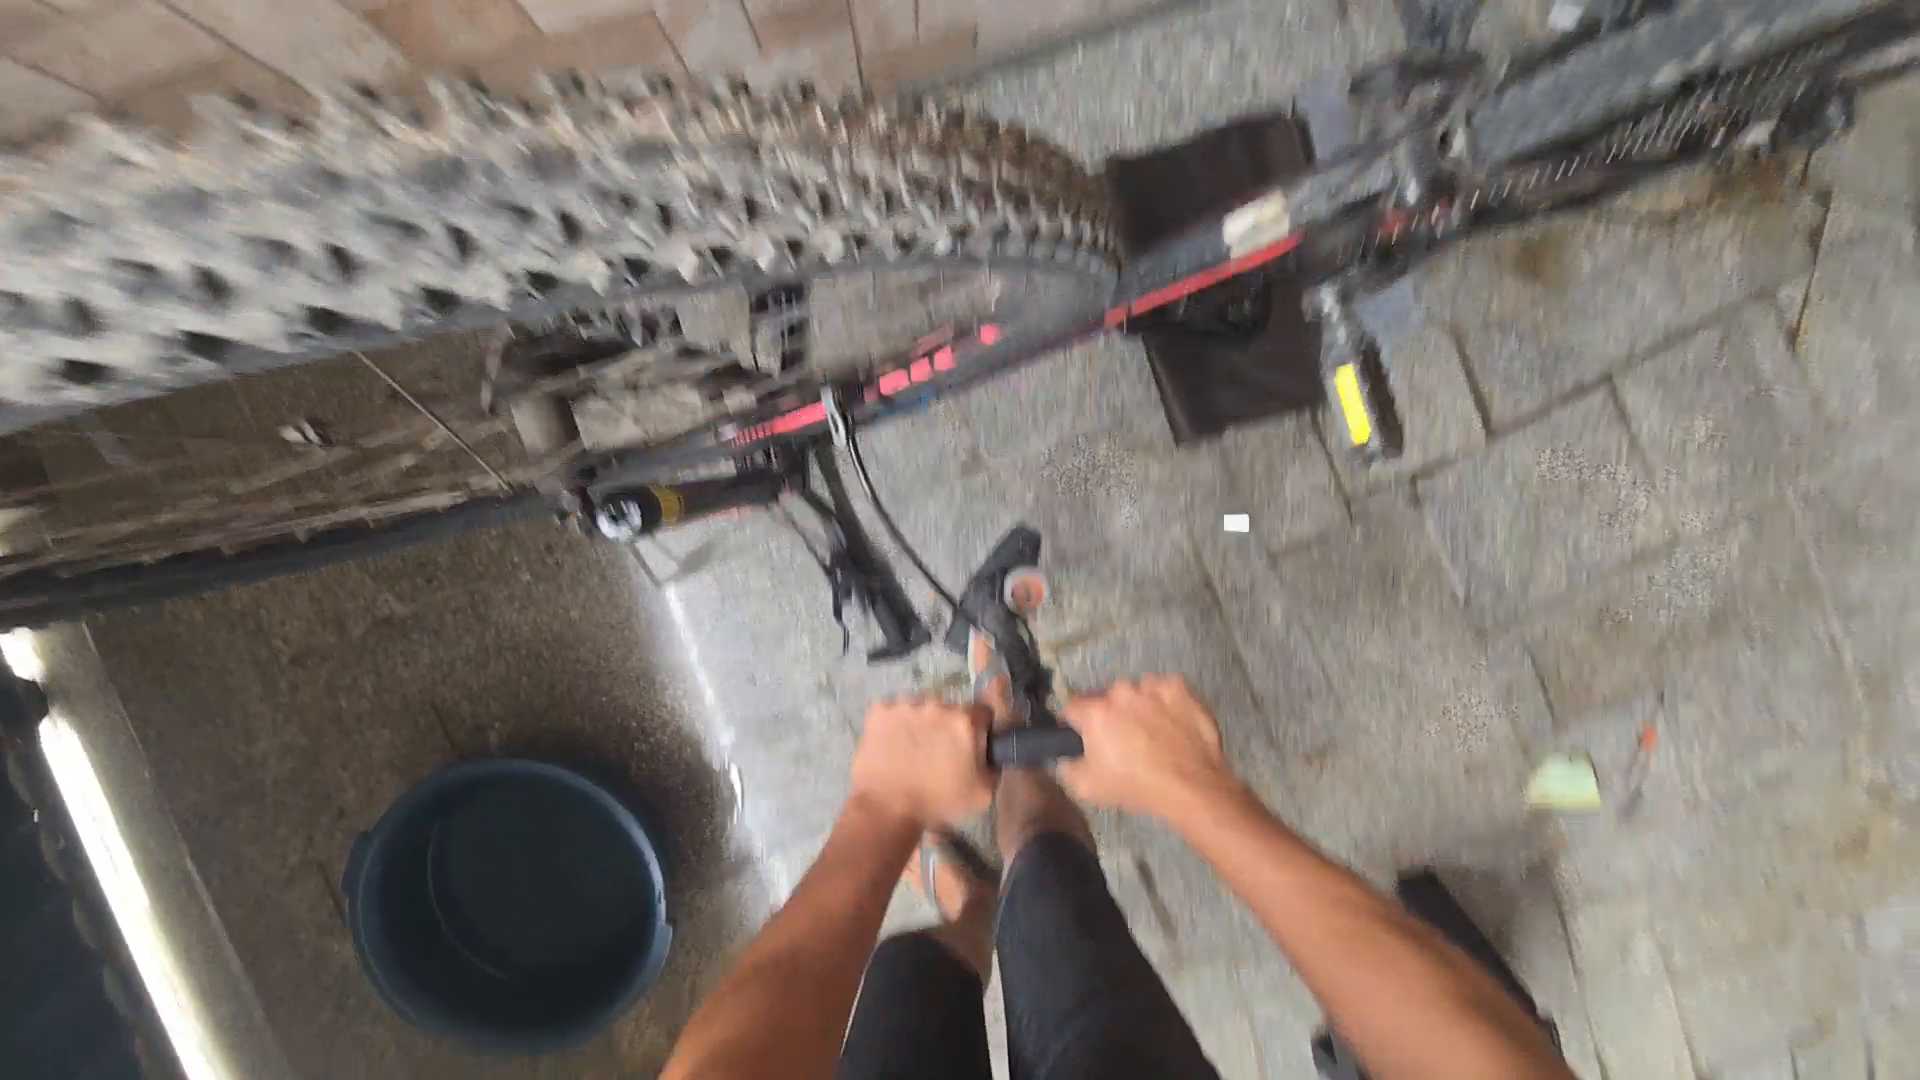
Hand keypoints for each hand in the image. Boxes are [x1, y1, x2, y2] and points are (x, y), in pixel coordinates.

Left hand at [850, 699, 995, 829]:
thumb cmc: (938, 803)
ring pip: (920, 708)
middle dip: (947, 726)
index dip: (978, 729)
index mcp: (965, 720)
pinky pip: (893, 711)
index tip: (969, 746)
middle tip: (938, 753)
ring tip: (912, 751)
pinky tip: (892, 746)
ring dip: (921, 723)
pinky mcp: (880, 710)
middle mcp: (937, 704)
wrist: (886, 810)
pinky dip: (894, 725)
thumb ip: (994, 764)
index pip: (982, 712)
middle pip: (949, 708)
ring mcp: (905, 704)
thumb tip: (993, 750)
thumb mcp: (983, 793)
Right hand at [1058, 676, 1238, 818]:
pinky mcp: (1179, 687)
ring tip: (1151, 732)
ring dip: (1137, 706)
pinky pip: (1164, 690)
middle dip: (1109, 715)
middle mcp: (1120, 690)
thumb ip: (1065, 765)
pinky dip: (1164, 702)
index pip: (1071, 707)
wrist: (1192, 788)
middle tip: (1121, 740)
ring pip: (1136, 692)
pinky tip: (1171, 723)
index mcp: (1095, 711)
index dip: (1074, 723)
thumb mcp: (1086, 788)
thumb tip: (1064, 755)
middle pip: (1106, 698)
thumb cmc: (1136, 787)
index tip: (1082, 737)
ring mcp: (1152, 686)